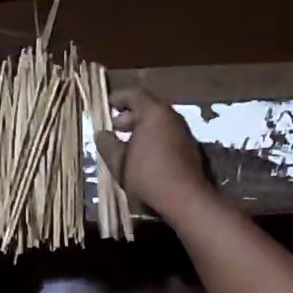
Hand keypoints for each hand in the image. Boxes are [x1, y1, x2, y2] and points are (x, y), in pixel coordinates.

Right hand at [94, 88, 209, 215]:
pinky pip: (167, 135)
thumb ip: (107, 143)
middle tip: (115, 128)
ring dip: (141, 129)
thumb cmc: (147, 174)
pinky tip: (144, 156)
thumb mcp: (118, 160)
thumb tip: (101, 134)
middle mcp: (172, 116)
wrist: (185, 198)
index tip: (107, 106)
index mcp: (154, 112)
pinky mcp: (190, 148)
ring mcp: (184, 132)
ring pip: (159, 123)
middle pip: (148, 107)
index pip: (134, 94)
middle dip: (129, 116)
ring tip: (127, 144)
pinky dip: (153, 139)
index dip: (118, 98)